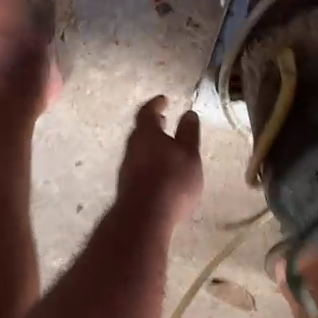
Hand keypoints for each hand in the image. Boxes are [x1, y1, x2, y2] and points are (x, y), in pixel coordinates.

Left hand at [114, 96, 202, 224]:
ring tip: (166, 147)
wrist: (144, 217)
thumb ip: (189, 133)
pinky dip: (150, 160)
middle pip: (141, 130)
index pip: (148, 111)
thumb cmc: (172, 180)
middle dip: (153, 124)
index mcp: (146, 134)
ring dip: (152, 144)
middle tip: (164, 120)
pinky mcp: (128, 185)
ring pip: (140, 148)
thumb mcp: (189, 154)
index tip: (164, 100)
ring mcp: (127, 167)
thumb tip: (188, 113)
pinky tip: (161, 171)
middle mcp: (133, 147)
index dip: (156, 104)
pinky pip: (140, 165)